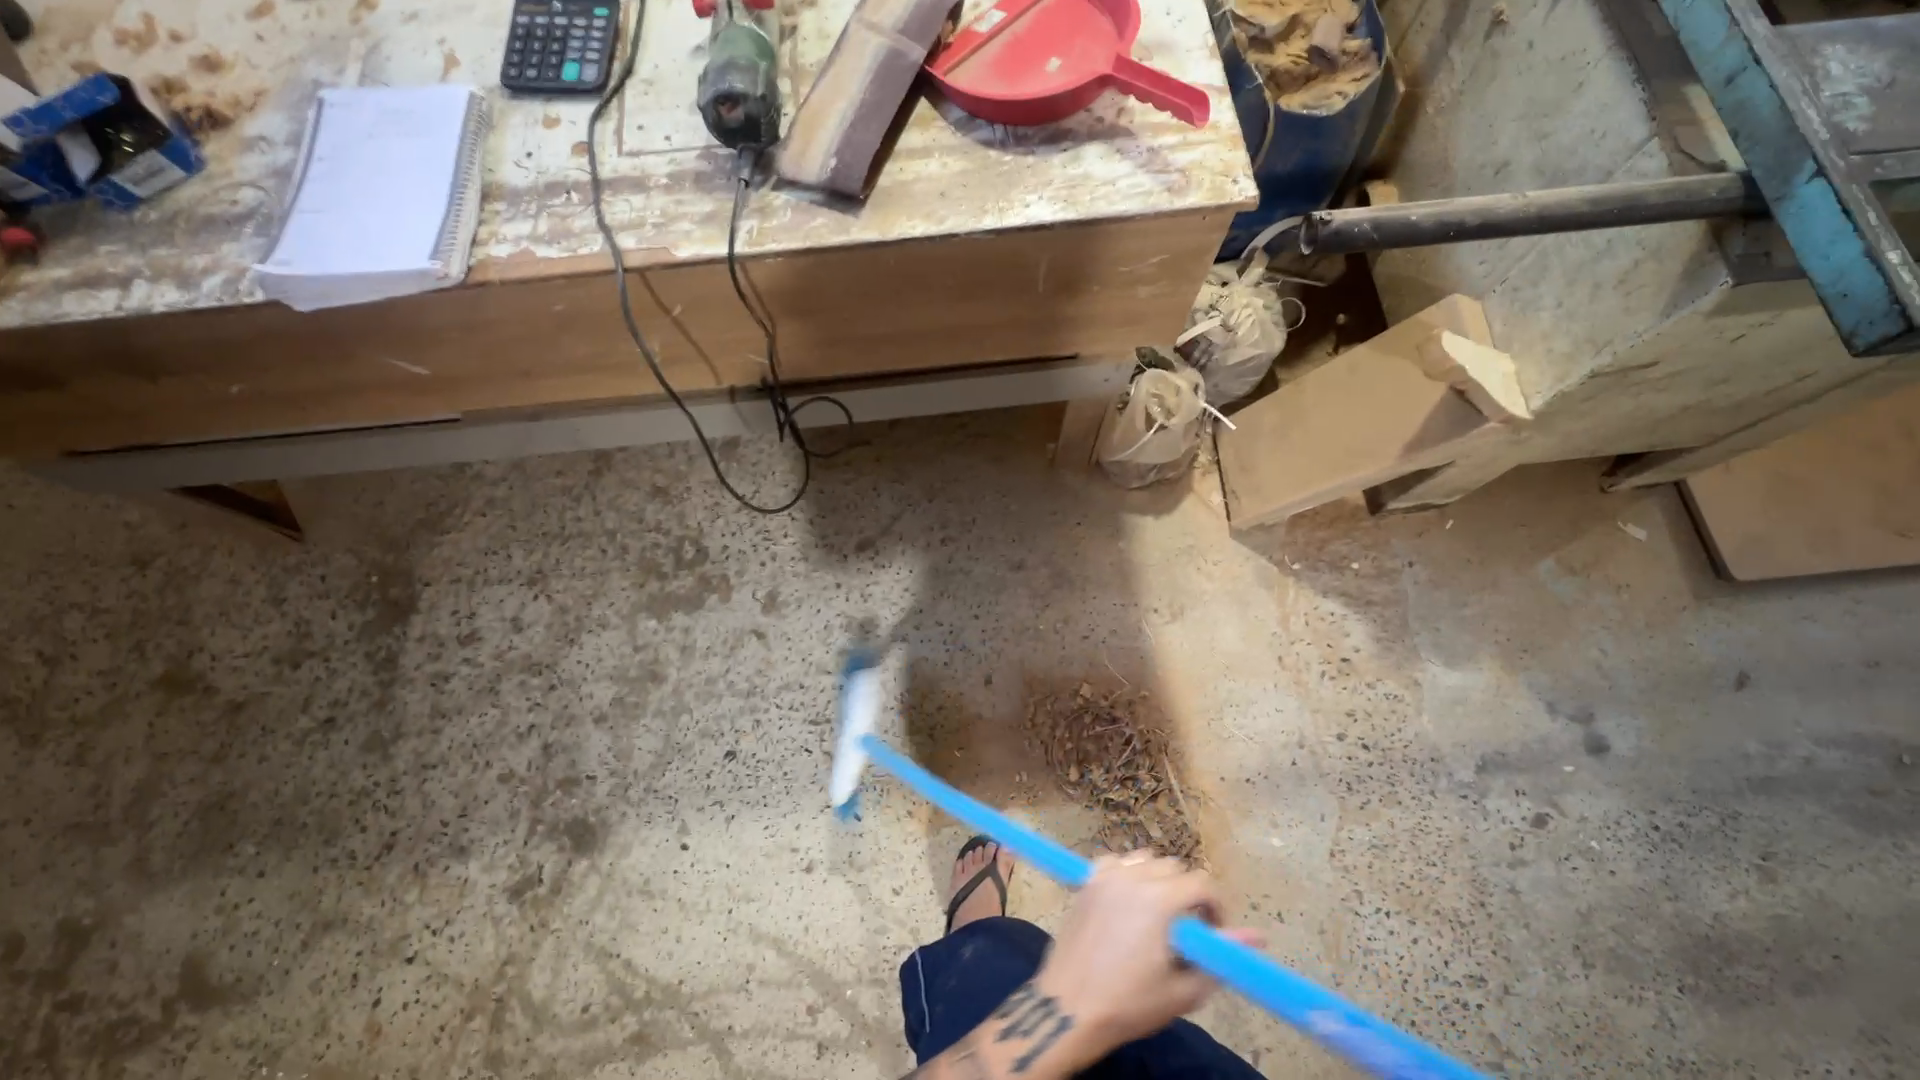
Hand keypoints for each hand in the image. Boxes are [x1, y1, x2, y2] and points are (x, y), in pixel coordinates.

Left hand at [1032, 852, 1263, 1067]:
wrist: (1069, 1008)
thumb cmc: (1129, 1004)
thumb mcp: (1184, 989)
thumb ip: (1221, 957)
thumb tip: (1258, 936)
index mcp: (1158, 900)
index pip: (1201, 883)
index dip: (1216, 906)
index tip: (1215, 932)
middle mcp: (1131, 878)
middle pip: (1173, 868)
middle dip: (1188, 894)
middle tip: (1187, 930)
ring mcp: (1103, 878)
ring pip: (1144, 861)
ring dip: (1158, 880)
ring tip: (1158, 916)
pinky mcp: (1085, 884)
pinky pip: (1114, 863)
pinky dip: (1127, 874)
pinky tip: (1127, 902)